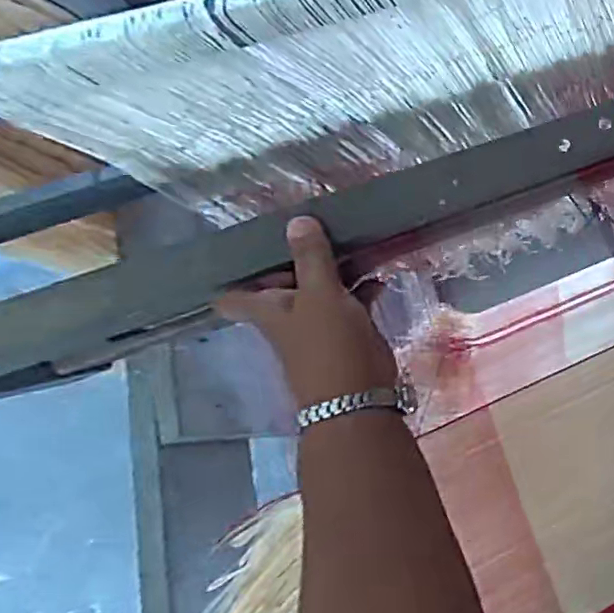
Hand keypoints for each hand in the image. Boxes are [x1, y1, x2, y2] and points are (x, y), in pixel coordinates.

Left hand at [215, 216, 399, 409]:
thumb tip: (297, 220)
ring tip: (358, 243)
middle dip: (301, 258)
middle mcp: (287, 313)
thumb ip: (312, 258)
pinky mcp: (348, 327)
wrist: (358, 392)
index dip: (239, 272)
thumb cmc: (329, 343)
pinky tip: (380, 272)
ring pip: (322, 287)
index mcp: (267, 308)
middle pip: (284, 281)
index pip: (233, 293)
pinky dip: (363, 285)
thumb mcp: (321, 294)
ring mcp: (318, 321)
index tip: (258, 245)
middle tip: (321, 230)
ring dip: (337, 268)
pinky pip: (352, 299)